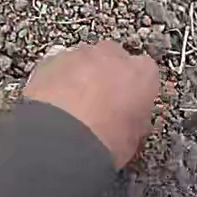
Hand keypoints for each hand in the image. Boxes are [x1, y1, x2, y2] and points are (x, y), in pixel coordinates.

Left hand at [23, 42, 160, 168]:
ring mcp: (79, 56)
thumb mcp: (133, 140)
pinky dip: (56, 82)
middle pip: (113, 59)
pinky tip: (53, 106)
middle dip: (107, 77)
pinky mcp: (50, 61)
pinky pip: (57, 68)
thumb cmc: (103, 141)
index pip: (145, 74)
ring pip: (83, 61)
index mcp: (142, 74)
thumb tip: (131, 123)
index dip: (136, 91)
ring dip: (80, 79)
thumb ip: (135, 121)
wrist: (61, 140)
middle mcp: (113, 56)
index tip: (129, 106)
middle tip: (100, 106)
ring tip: (72, 110)